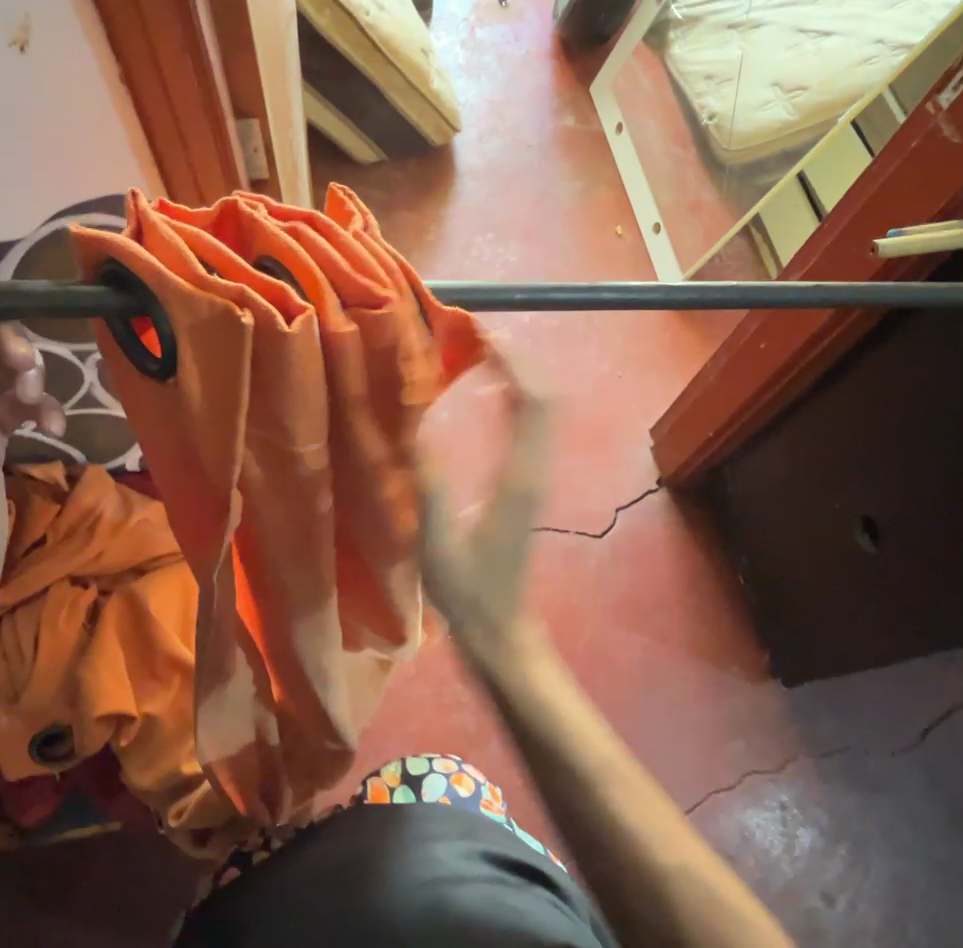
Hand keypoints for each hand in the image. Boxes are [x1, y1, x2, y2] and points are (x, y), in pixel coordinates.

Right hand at [417, 358, 550, 660]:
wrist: (500, 631)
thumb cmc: (467, 594)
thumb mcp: (438, 545)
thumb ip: (431, 486)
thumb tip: (418, 425)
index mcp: (517, 478)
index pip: (532, 402)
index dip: (513, 360)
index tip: (481, 331)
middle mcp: (535, 469)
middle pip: (543, 396)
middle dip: (516, 357)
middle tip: (474, 332)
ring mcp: (535, 475)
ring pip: (540, 408)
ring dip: (516, 373)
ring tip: (478, 350)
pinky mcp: (527, 483)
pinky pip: (529, 424)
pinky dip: (513, 395)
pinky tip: (485, 391)